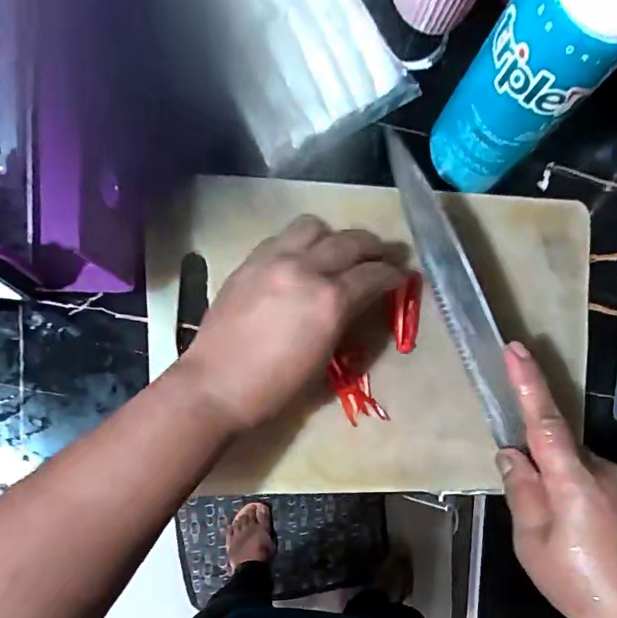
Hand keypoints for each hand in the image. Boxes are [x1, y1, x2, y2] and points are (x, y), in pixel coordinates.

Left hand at [174, 215, 404, 430]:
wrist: (215, 386)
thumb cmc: (273, 390)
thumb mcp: (322, 363)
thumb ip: (344, 325)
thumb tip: (357, 307)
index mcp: (329, 300)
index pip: (373, 275)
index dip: (393, 275)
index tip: (401, 276)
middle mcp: (306, 269)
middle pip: (350, 242)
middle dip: (374, 248)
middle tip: (384, 255)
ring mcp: (274, 260)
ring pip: (315, 227)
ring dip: (334, 236)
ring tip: (339, 251)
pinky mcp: (250, 262)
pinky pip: (283, 237)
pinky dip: (301, 242)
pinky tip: (302, 258)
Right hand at [496, 342, 616, 617]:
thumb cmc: (578, 583)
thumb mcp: (532, 543)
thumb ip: (522, 492)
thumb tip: (511, 455)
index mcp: (575, 479)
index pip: (545, 422)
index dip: (528, 384)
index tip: (515, 348)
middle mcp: (604, 470)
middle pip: (557, 447)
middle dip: (533, 462)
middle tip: (523, 507)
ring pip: (573, 468)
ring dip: (552, 485)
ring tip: (549, 535)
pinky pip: (589, 482)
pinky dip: (570, 495)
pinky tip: (570, 535)